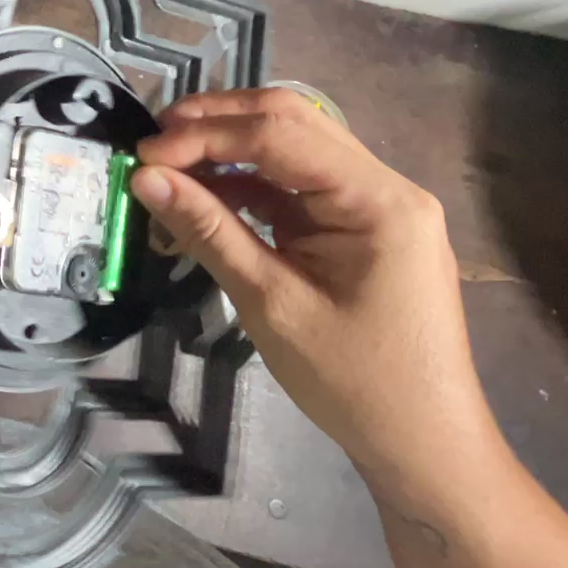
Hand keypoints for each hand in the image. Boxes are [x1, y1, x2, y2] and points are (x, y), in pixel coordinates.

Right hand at [129, 88, 567, 567]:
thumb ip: (207, 229)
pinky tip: (201, 190)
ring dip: (226, 144)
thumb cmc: (354, 380)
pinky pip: (291, 181)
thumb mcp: (269, 302)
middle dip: (215, 121)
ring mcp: (370, 202)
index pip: (278, 135)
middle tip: (154, 140)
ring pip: (289, 143)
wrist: (424, 446)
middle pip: (290, 121)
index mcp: (378, 200)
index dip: (204, 136)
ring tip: (168, 160)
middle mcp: (382, 185)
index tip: (144, 155)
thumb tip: (143, 177)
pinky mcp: (353, 223)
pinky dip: (242, 178)